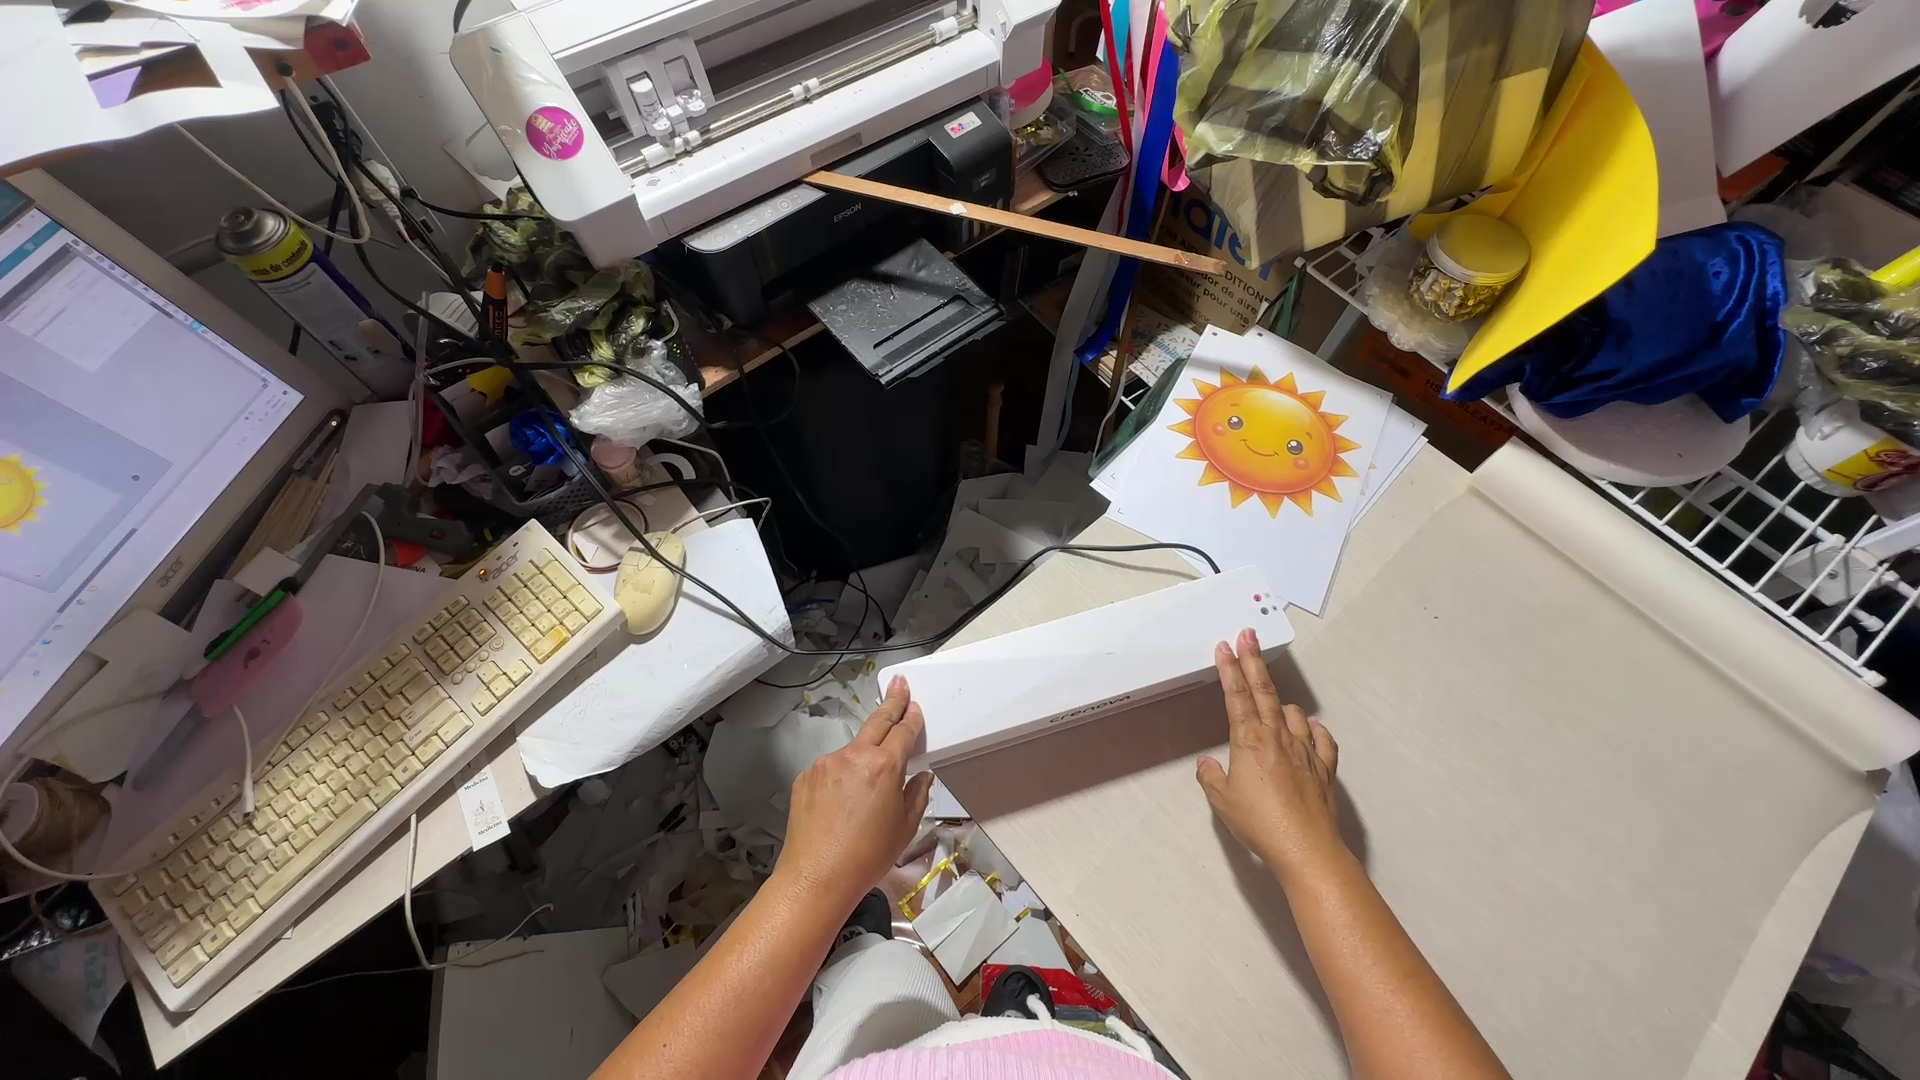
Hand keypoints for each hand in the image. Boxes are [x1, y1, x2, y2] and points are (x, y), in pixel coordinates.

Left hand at [775, 676, 935, 914]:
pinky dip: (840, 775)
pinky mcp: (806, 776)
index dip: (911, 718)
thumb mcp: (905, 827)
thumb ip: (916, 794)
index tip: (914, 706)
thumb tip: (922, 776)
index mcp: (884, 766)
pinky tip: (840, 803)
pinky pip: (830, 768)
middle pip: (877, 721)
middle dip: (891, 701)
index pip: (903, 732)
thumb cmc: (868, 856)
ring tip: (866, 785)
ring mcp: (826, 764)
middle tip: (898, 683)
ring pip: (852, 750)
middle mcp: (854, 756)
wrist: (816, 877)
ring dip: (863, 753)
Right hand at [1197, 629, 1346, 880]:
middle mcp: (1277, 737)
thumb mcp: (1222, 801)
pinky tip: (1307, 728)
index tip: (1225, 645)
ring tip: (1270, 703)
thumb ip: (1212, 778)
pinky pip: (1320, 738)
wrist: (1306, 849)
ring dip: (1280, 703)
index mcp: (1249, 740)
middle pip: (1264, 691)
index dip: (1230, 668)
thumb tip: (1208, 765)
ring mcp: (1305, 750)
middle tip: (1248, 635)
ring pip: (1292, 712)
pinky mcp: (1324, 768)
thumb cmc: (1259, 822)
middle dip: (1253, 661)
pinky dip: (1311, 729)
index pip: (1236, 695)